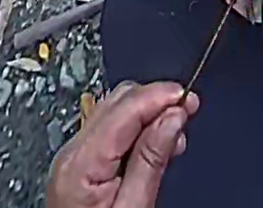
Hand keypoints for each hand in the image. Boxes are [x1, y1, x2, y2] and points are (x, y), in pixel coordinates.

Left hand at [46, 82, 199, 207]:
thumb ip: (152, 160)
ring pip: (119, 107)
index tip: (190, 100)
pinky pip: (114, 126)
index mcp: (81, 165)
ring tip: (175, 133)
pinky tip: (156, 141)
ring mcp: (74, 158)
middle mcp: (72, 154)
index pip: (127, 107)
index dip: (162, 96)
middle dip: (157, 101)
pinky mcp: (81, 164)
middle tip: (187, 113)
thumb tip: (174, 116)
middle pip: (122, 99)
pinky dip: (139, 124)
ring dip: (150, 111)